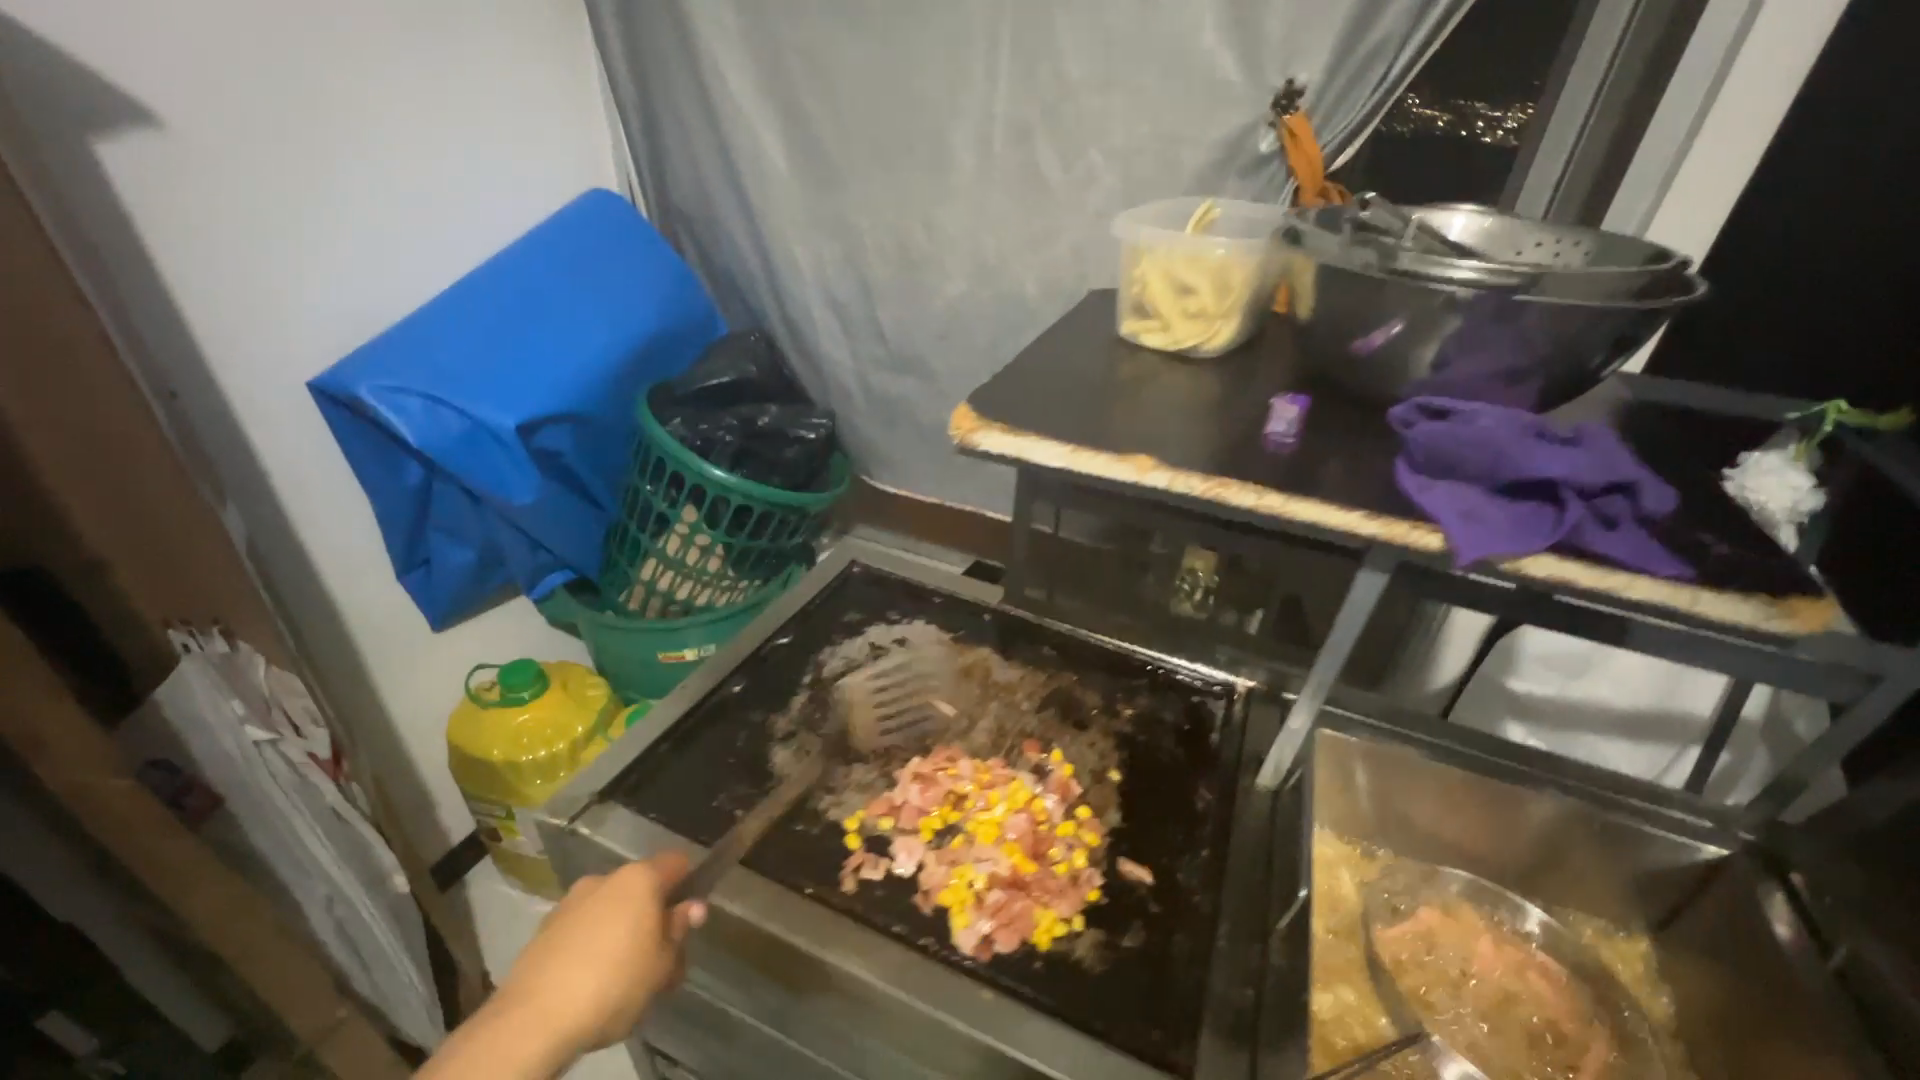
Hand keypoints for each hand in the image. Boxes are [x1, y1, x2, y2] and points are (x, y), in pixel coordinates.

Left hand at [493, 854, 707, 1054]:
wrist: (533, 1020)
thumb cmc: (614, 984)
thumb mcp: (662, 964)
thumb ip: (678, 930)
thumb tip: (691, 907)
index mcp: (638, 879)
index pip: (677, 862)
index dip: (690, 884)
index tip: (691, 918)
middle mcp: (603, 880)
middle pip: (641, 889)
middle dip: (654, 917)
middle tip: (662, 960)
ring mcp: (569, 903)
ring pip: (610, 909)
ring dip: (622, 932)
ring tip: (625, 978)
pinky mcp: (544, 931)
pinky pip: (583, 929)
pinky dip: (593, 946)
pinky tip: (592, 983)